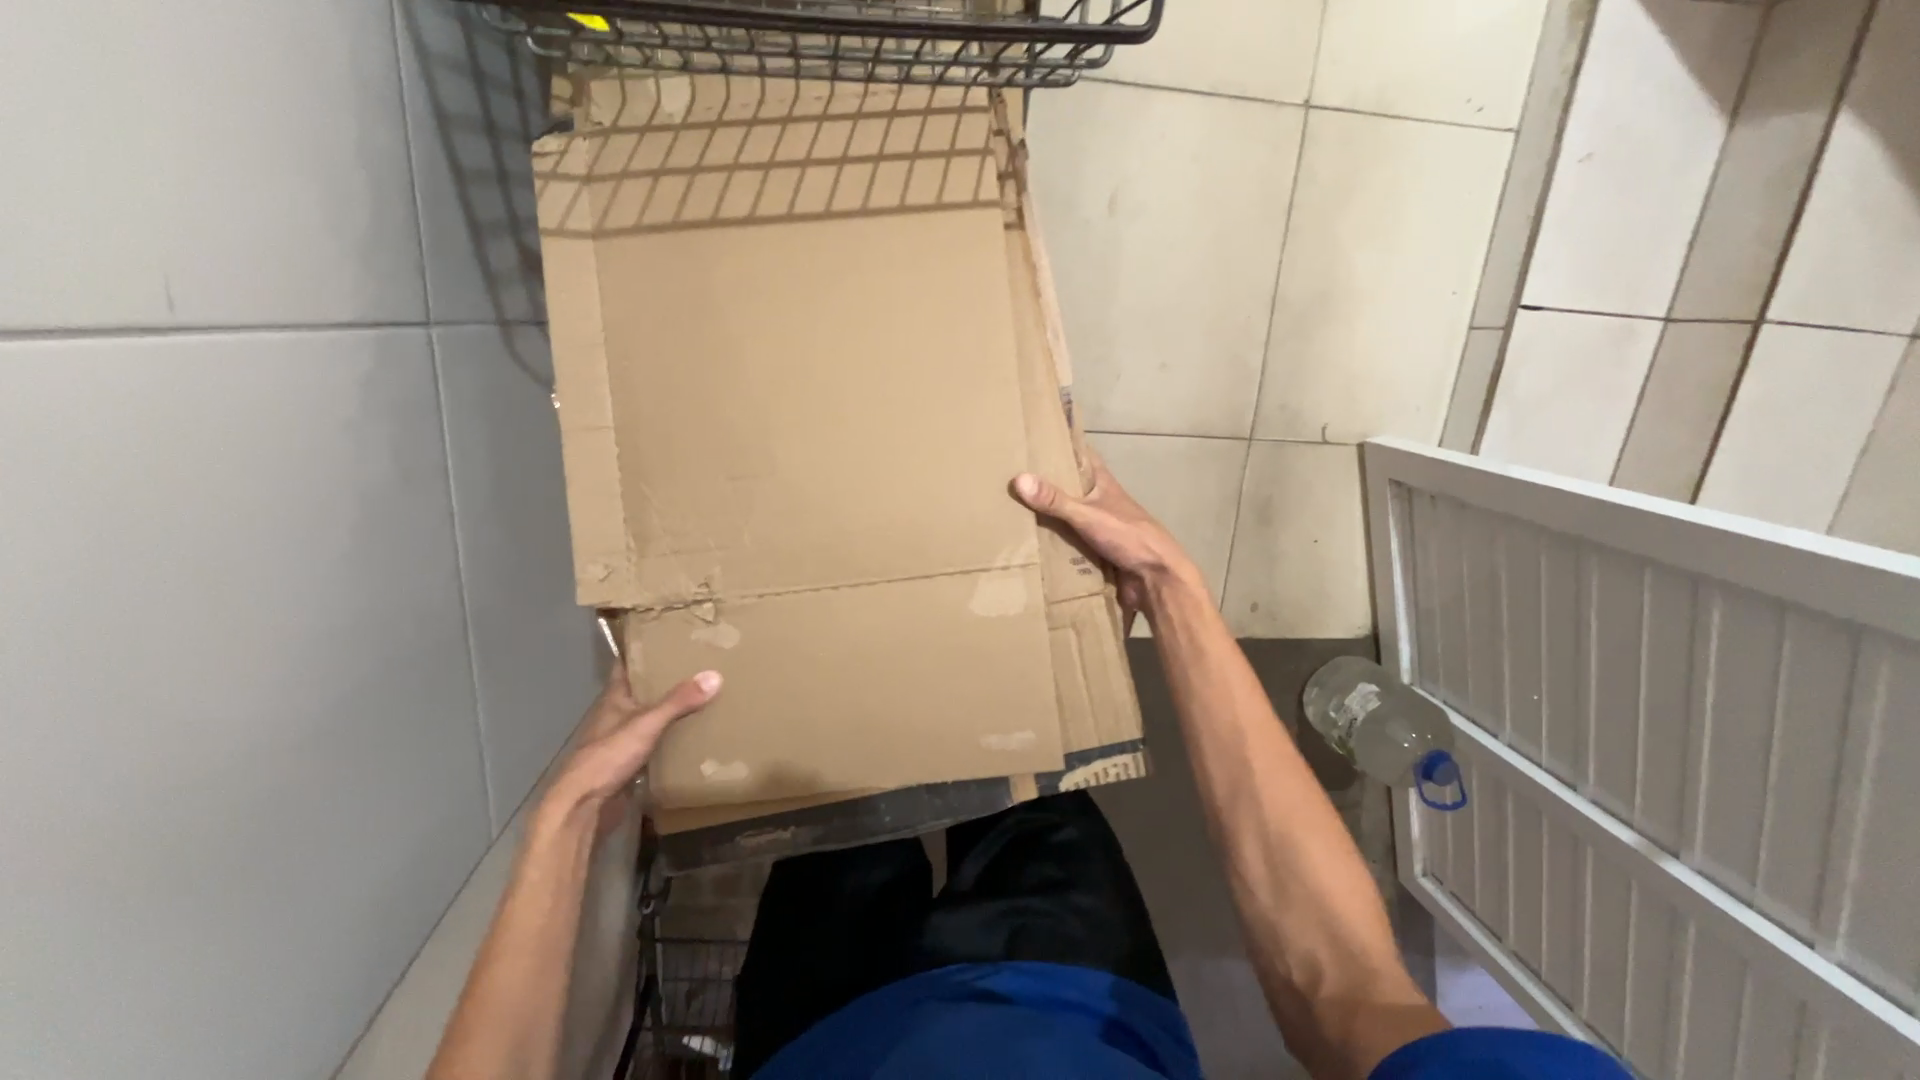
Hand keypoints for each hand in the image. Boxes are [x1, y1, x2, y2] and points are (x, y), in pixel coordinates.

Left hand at [541, 664, 721, 827]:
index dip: (643, 650)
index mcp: (614, 698)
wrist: (584, 806)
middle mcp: (616, 715)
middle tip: (698, 666)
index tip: (668, 638)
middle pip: (641, 691)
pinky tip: (693, 737)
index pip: (627, 665)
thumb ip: (678, 701)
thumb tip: (715, 675)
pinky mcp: (628, 764)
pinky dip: (670, 739)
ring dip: (669, 710)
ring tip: (703, 697)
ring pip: (649, 718)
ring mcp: (620, 741)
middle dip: (665, 680)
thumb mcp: (646, 723)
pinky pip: (654, 744)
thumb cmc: (608, 756)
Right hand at [1012, 452, 1204, 628]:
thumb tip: (1018, 479)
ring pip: (1071, 518)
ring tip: (1016, 513)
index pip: (1084, 457)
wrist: (1156, 577)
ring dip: (1051, 517)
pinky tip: (1034, 547)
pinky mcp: (1099, 553)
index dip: (1065, 447)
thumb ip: (1055, 500)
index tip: (1038, 442)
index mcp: (1104, 485)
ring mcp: (1102, 528)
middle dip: (1050, 485)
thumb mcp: (1087, 514)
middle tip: (1015, 481)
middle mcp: (1103, 503)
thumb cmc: (1128, 536)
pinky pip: (1072, 544)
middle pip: (1073, 488)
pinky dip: (1057, 545)